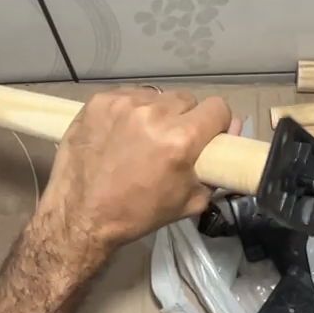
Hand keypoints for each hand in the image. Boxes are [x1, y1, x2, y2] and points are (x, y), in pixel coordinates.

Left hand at [39, 88, 234, 256]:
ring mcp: (123, 104)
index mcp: (180, 139)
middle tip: (170, 142)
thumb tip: (232, 133)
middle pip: (187, 100)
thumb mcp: (191, 201)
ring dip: (156, 113)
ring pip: (156, 97)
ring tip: (141, 137)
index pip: (217, 108)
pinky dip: (130, 111)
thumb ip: (217, 168)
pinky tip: (120, 133)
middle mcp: (153, 114)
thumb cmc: (138, 214)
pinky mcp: (99, 101)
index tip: (207, 136)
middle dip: (184, 119)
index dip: (217, 123)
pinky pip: (128, 96)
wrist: (81, 215)